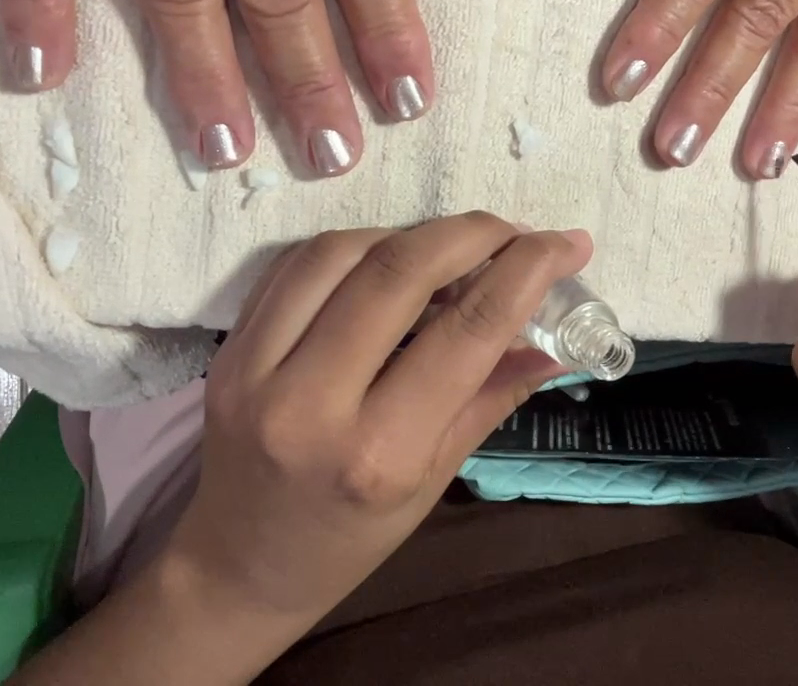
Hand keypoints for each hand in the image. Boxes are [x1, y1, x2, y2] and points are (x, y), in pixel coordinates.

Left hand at [163, 214, 587, 624]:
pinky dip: (357, 243)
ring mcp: (256, 367)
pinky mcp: (230, 345)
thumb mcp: (436, 478)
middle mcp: (312, 402)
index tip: (567, 244)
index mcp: (379, 453)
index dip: (527, 271)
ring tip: (454, 247)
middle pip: (401, 272)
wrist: (236, 565)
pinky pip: (299, 262)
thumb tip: (557, 340)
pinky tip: (389, 256)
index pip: (467, 332)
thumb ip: (494, 395)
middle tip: (515, 232)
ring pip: (345, 251)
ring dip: (413, 233)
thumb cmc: (351, 538)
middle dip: (473, 233)